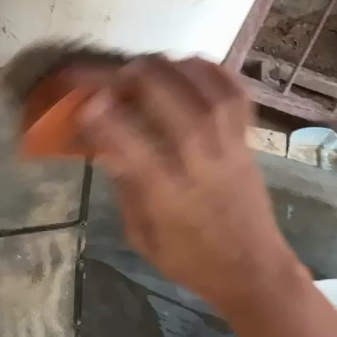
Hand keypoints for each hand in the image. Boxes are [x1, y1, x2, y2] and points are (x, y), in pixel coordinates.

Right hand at [76, 57, 306, 317]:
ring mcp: (229, 146)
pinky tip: (188, 64)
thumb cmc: (190, 259)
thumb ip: (124, 184)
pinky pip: (235, 93)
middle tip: (109, 75)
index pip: (129, 142)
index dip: (102, 115)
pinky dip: (212, 71)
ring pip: (201, 87)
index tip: (82, 102)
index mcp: (167, 194)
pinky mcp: (248, 140)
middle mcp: (199, 162)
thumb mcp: (141, 234)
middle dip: (131, 76)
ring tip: (143, 65)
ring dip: (168, 67)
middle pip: (167, 99)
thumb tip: (103, 140)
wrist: (254, 272)